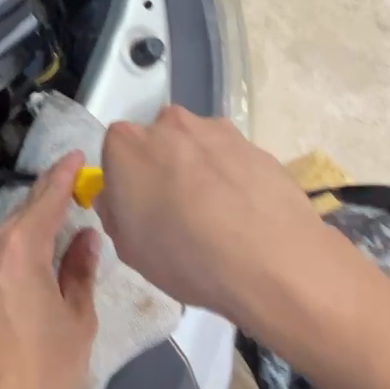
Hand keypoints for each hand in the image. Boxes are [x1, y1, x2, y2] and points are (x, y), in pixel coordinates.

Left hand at [0, 151, 99, 388]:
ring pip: (13, 230)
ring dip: (38, 224)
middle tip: (78, 185)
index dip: (64, 175)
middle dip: (52, 198)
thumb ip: (81, 270)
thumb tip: (87, 238)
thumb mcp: (76, 319)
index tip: (76, 156)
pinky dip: (23, 243)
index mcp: (21, 248)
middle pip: (27, 211)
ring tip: (67, 221)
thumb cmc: (41, 368)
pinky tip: (42, 251)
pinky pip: (1, 248)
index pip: (47, 198)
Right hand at [98, 106, 340, 331]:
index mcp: (126, 143)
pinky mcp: (257, 147)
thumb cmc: (186, 256)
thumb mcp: (128, 248)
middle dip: (164, 168)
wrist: (275, 264)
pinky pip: (235, 161)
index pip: (116, 153)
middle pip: (158, 142)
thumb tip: (120, 198)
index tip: (139, 208)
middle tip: (178, 212)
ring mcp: (217, 131)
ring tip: (221, 218)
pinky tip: (248, 218)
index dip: (126, 181)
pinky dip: (236, 181)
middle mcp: (168, 124)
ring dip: (202, 171)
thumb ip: (115, 212)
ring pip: (199, 148)